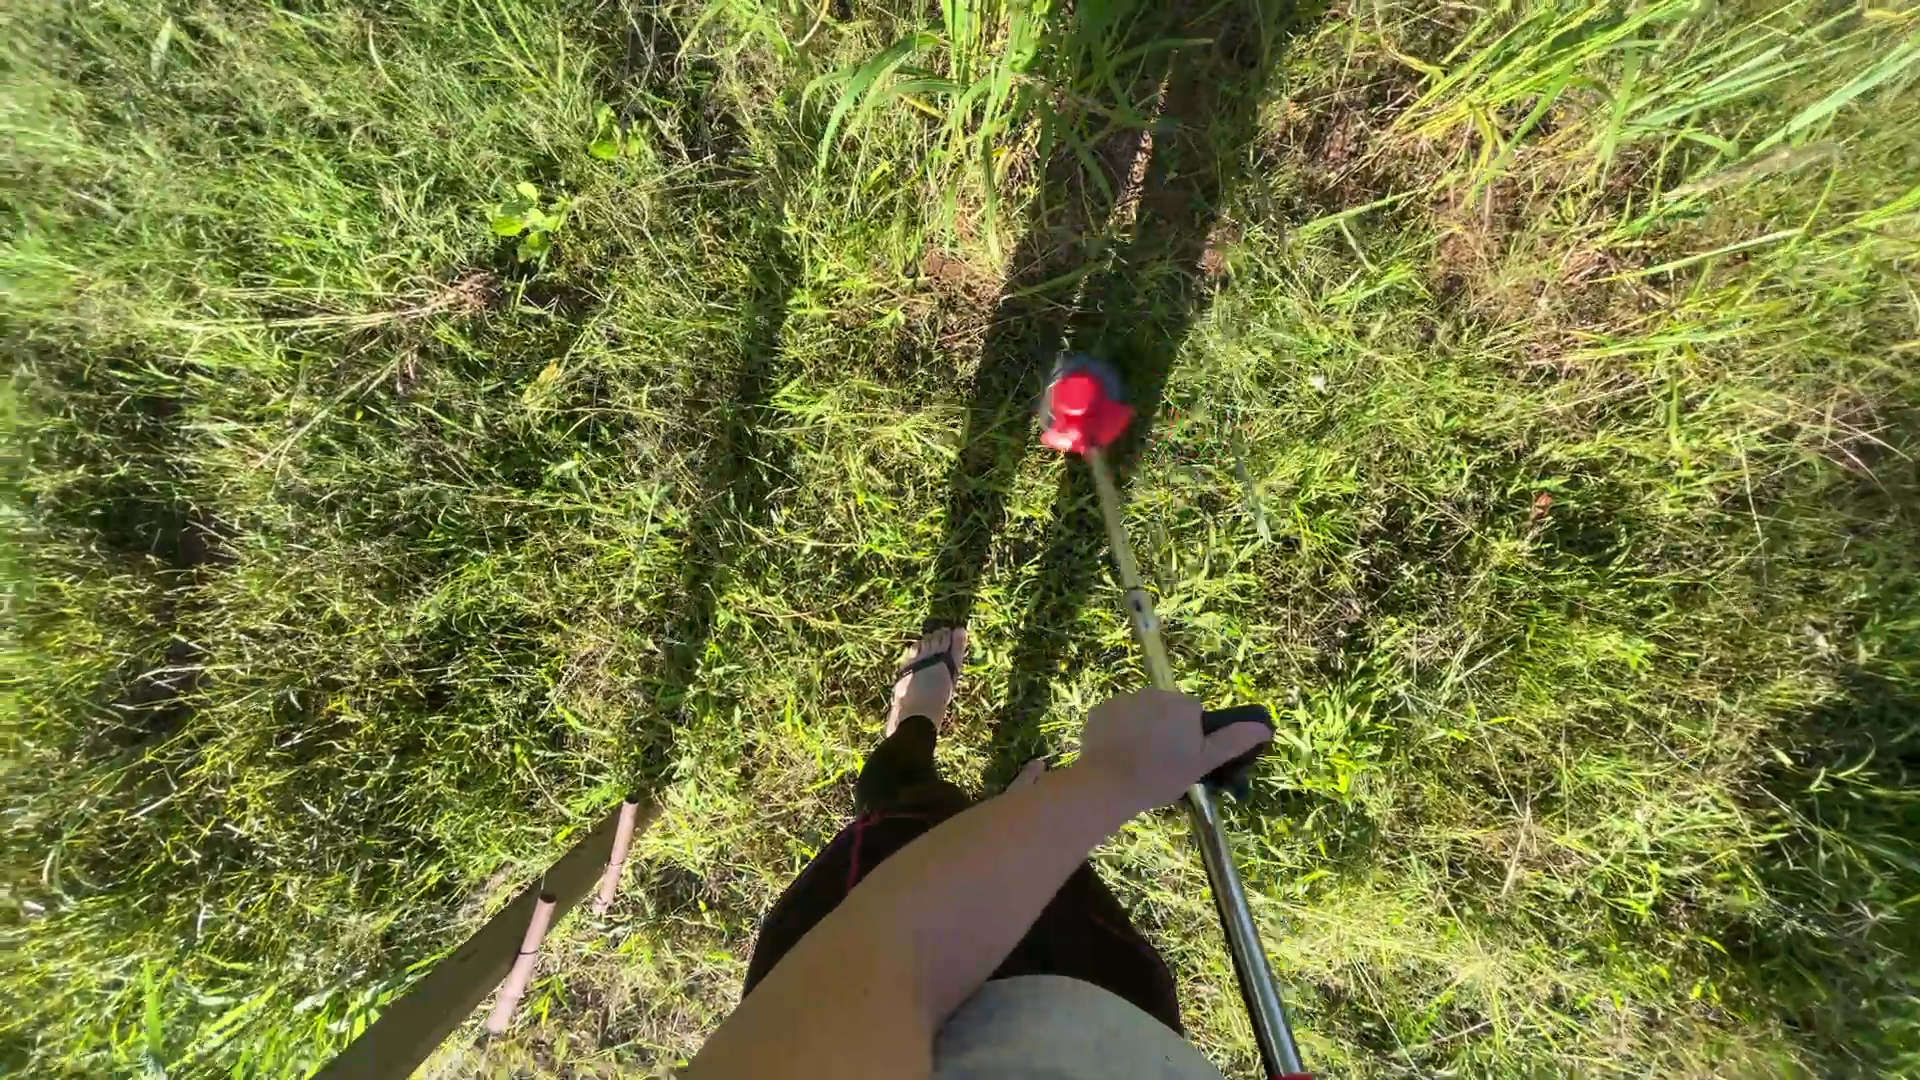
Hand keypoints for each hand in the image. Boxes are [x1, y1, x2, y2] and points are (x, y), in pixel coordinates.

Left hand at [1075, 688, 1273, 813]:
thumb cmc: (1162, 775)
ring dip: (1142, 728)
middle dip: (1166, 728)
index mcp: (1181, 704)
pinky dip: (1118, 731)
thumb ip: (1232, 741)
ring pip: (1141, 712)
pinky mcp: (1100, 710)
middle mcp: (1153, 693)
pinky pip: (1117, 718)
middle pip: (1166, 709)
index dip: (1190, 736)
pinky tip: (1117, 753)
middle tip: (1161, 761)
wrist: (1110, 783)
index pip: (1192, 713)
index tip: (1182, 757)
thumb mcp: (1202, 762)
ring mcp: (1123, 700)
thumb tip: (1264, 727)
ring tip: (1137, 759)